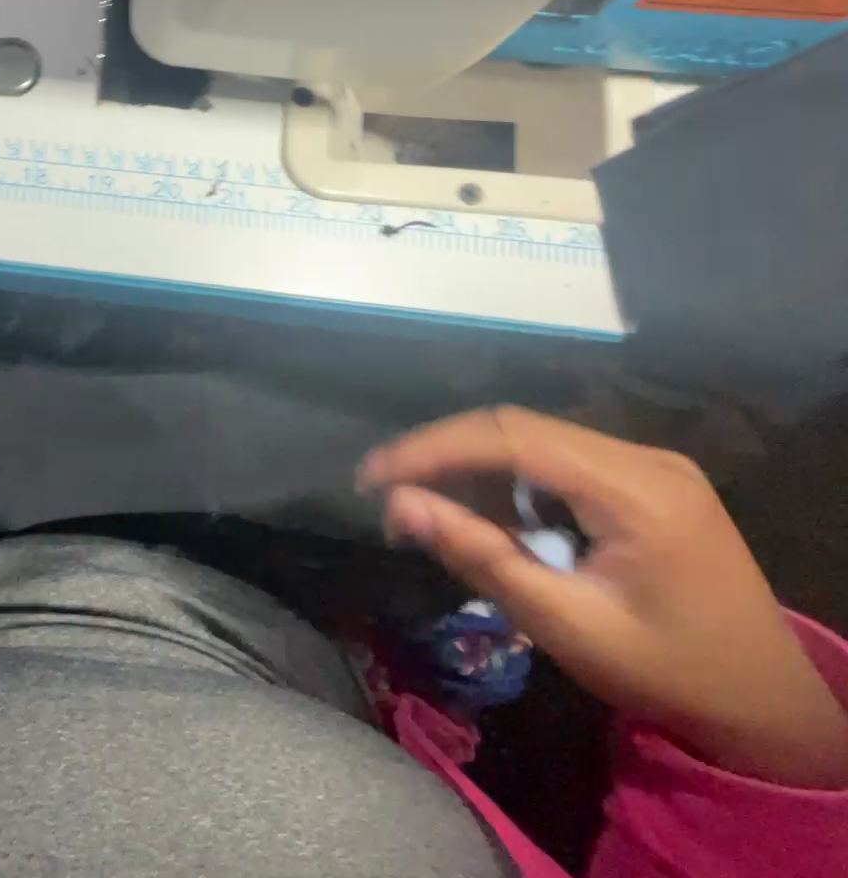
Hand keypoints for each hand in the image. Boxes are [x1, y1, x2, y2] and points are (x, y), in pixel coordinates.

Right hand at [358, 407, 847, 788]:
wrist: (763, 706)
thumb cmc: (666, 671)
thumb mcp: (564, 623)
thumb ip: (480, 556)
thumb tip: (397, 504)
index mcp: (638, 491)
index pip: (510, 437)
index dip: (429, 449)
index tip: (370, 479)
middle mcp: (644, 461)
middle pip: (514, 428)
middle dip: (437, 453)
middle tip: (380, 490)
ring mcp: (644, 468)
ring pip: (525, 439)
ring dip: (462, 466)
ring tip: (416, 507)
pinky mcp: (637, 483)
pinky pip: (547, 461)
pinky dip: (496, 481)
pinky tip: (472, 513)